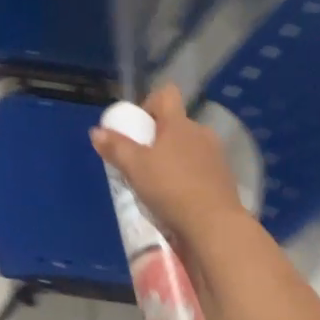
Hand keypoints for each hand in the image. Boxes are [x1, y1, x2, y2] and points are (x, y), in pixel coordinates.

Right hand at [90, 84, 244, 243]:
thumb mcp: (134, 168)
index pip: (166, 95)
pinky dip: (186, 177)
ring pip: (187, 148)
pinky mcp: (223, 178)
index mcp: (179, 124)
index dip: (148, 104)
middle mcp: (201, 133)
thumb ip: (115, 147)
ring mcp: (215, 155)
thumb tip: (96, 131)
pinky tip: (175, 199)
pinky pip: (199, 168)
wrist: (212, 225)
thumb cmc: (170, 189)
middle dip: (156, 139)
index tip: (136, 129)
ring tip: (156, 186)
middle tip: (139, 164)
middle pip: (175, 124)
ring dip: (171, 159)